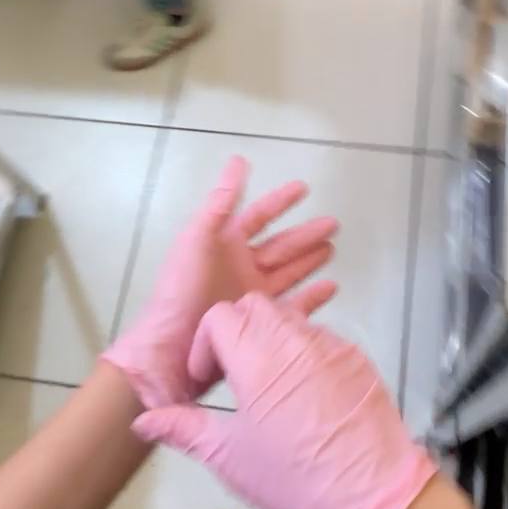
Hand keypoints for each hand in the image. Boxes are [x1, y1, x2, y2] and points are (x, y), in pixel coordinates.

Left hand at [103, 156, 337, 407]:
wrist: (173, 348)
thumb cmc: (183, 289)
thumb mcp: (199, 237)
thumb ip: (221, 201)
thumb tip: (238, 160)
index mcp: (225, 244)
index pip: (258, 215)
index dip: (280, 201)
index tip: (304, 188)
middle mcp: (240, 267)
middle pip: (280, 245)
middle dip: (305, 234)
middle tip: (334, 223)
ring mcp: (250, 296)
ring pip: (288, 272)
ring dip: (310, 260)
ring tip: (332, 249)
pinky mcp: (259, 322)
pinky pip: (292, 306)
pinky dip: (311, 297)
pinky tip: (330, 288)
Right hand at [130, 293, 436, 508]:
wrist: (377, 497)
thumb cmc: (295, 480)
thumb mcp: (231, 458)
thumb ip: (183, 429)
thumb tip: (142, 421)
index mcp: (258, 358)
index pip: (221, 315)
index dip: (205, 342)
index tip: (209, 379)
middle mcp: (294, 339)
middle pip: (254, 306)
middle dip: (236, 330)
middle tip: (235, 373)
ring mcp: (331, 345)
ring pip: (290, 316)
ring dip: (270, 336)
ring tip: (270, 383)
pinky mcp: (357, 357)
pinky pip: (320, 336)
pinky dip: (303, 350)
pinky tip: (306, 393)